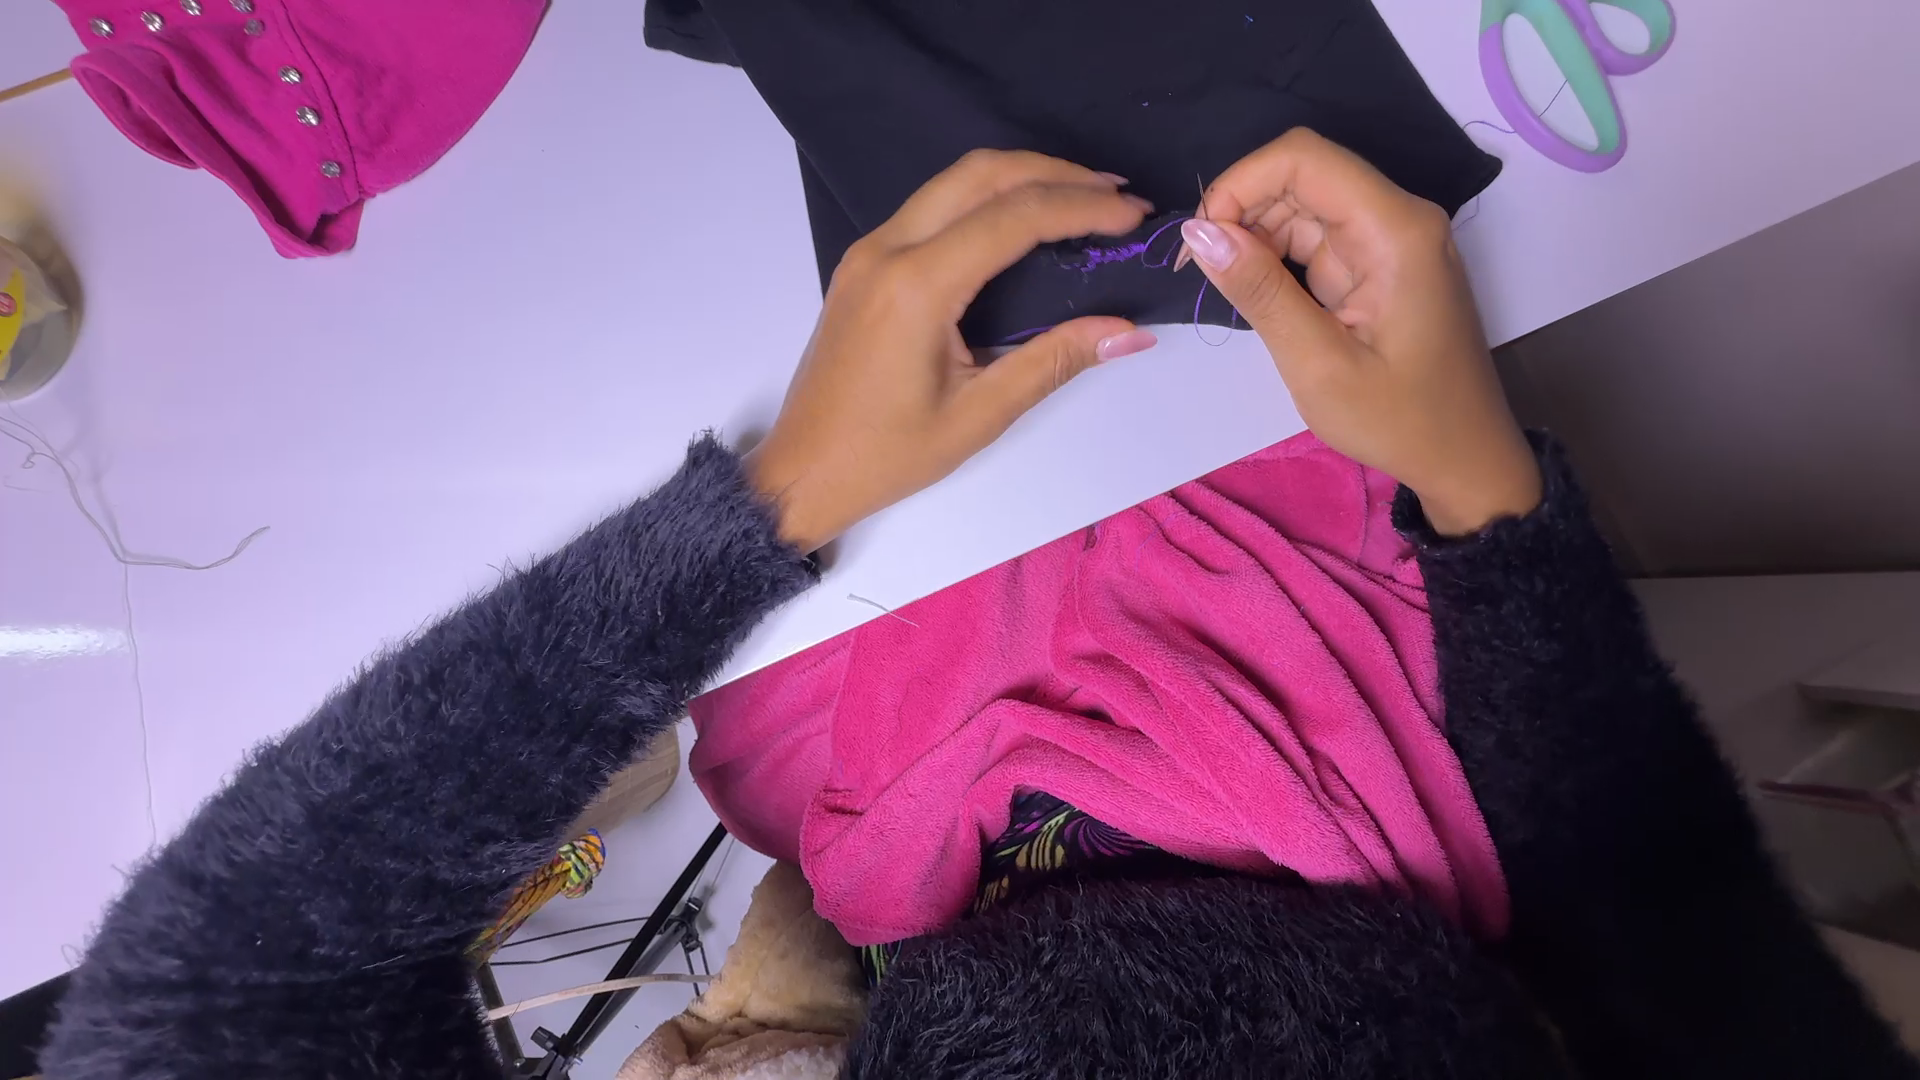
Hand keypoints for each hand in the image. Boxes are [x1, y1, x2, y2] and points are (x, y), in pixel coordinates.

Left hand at [748, 150, 1159, 551]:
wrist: (803, 470)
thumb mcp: (978, 415)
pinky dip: (983, 203)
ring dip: (1019, 180)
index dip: (1082, 208)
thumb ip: (1053, 362)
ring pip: (952, 182)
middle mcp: (886, 249)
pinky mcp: (862, 265)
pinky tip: (1019, 228)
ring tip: (1080, 201)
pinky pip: (930, 209)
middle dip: (1055, 173)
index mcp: (916, 286)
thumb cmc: (886, 456)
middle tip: (1115, 194)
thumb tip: (1128, 332)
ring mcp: (867, 252)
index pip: (1013, 217)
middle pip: (981, 173)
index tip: (1134, 217)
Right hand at [1175, 129, 1539, 535]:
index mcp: (1392, 231)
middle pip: (1301, 178)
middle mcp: (1394, 219)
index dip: (1238, 185)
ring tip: (1230, 293)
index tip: (1200, 244)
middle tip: (1204, 275)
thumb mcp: (1316, 363)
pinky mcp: (1376, 268)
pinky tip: (1259, 298)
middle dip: (1240, 213)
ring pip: (1302, 208)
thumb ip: (1259, 291)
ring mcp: (1386, 243)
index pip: (1303, 160)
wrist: (1460, 456)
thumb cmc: (1395, 418)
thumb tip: (1199, 233)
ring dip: (1254, 239)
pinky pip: (1315, 242)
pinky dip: (1275, 261)